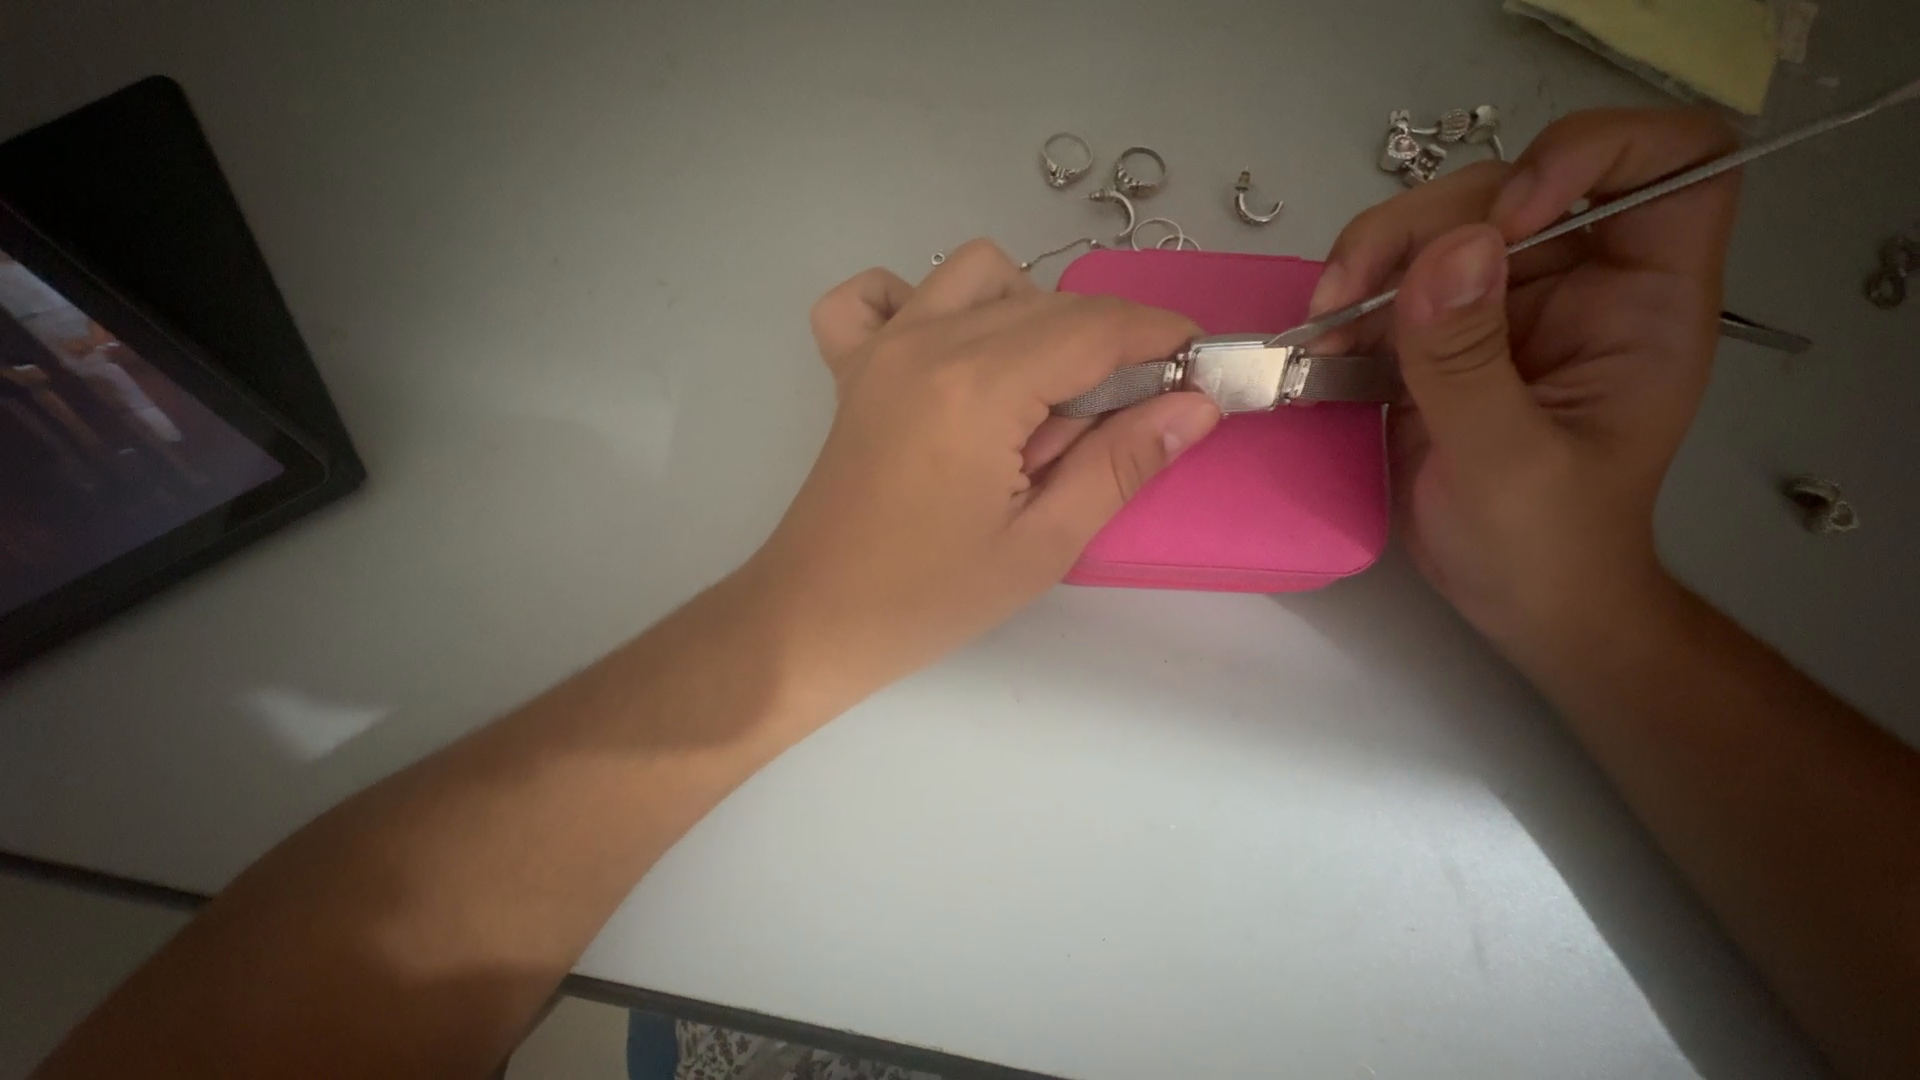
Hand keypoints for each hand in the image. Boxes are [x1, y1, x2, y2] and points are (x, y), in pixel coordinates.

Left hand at [742, 240, 1219, 707]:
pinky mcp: (851, 365)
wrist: (814, 619)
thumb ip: (1121, 465)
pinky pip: (880, 295)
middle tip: (1125, 418)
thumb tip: (1194, 406)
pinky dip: (923, 301)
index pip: (1097, 329)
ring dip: (1030, 310)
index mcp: (979, 386)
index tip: (1203, 366)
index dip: (1162, 338)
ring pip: (978, 274)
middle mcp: (927, 341)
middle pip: (1049, 302)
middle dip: (1108, 343)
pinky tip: (950, 351)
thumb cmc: (929, 598)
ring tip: (1040, 389)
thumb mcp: (1042, 545)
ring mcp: (881, 345)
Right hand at [1307, 108, 1738, 643]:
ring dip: (1365, 265)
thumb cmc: (1543, 543)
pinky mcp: (1435, 343)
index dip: (1586, 159)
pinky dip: (1345, 310)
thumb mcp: (1507, 460)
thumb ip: (1470, 360)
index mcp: (1638, 301)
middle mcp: (1571, 288)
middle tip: (1347, 292)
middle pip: (1504, 191)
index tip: (1501, 222)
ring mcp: (1497, 313)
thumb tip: (1446, 249)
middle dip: (1419, 226)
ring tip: (1321, 326)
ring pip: (1432, 234)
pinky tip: (1318, 348)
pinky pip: (1387, 292)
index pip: (1665, 163)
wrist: (1512, 596)